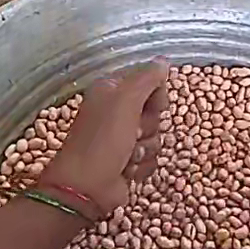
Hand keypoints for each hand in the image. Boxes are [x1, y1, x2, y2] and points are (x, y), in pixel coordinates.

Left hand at [41, 60, 169, 213]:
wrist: (86, 187)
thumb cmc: (103, 141)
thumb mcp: (125, 101)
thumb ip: (147, 78)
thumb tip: (163, 61)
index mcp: (110, 91)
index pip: (148, 81)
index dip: (155, 95)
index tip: (153, 105)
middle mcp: (115, 112)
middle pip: (154, 111)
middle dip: (149, 125)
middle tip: (133, 133)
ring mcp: (121, 138)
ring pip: (155, 136)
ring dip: (145, 148)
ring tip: (128, 156)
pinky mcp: (127, 161)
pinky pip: (151, 158)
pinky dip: (142, 165)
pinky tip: (128, 170)